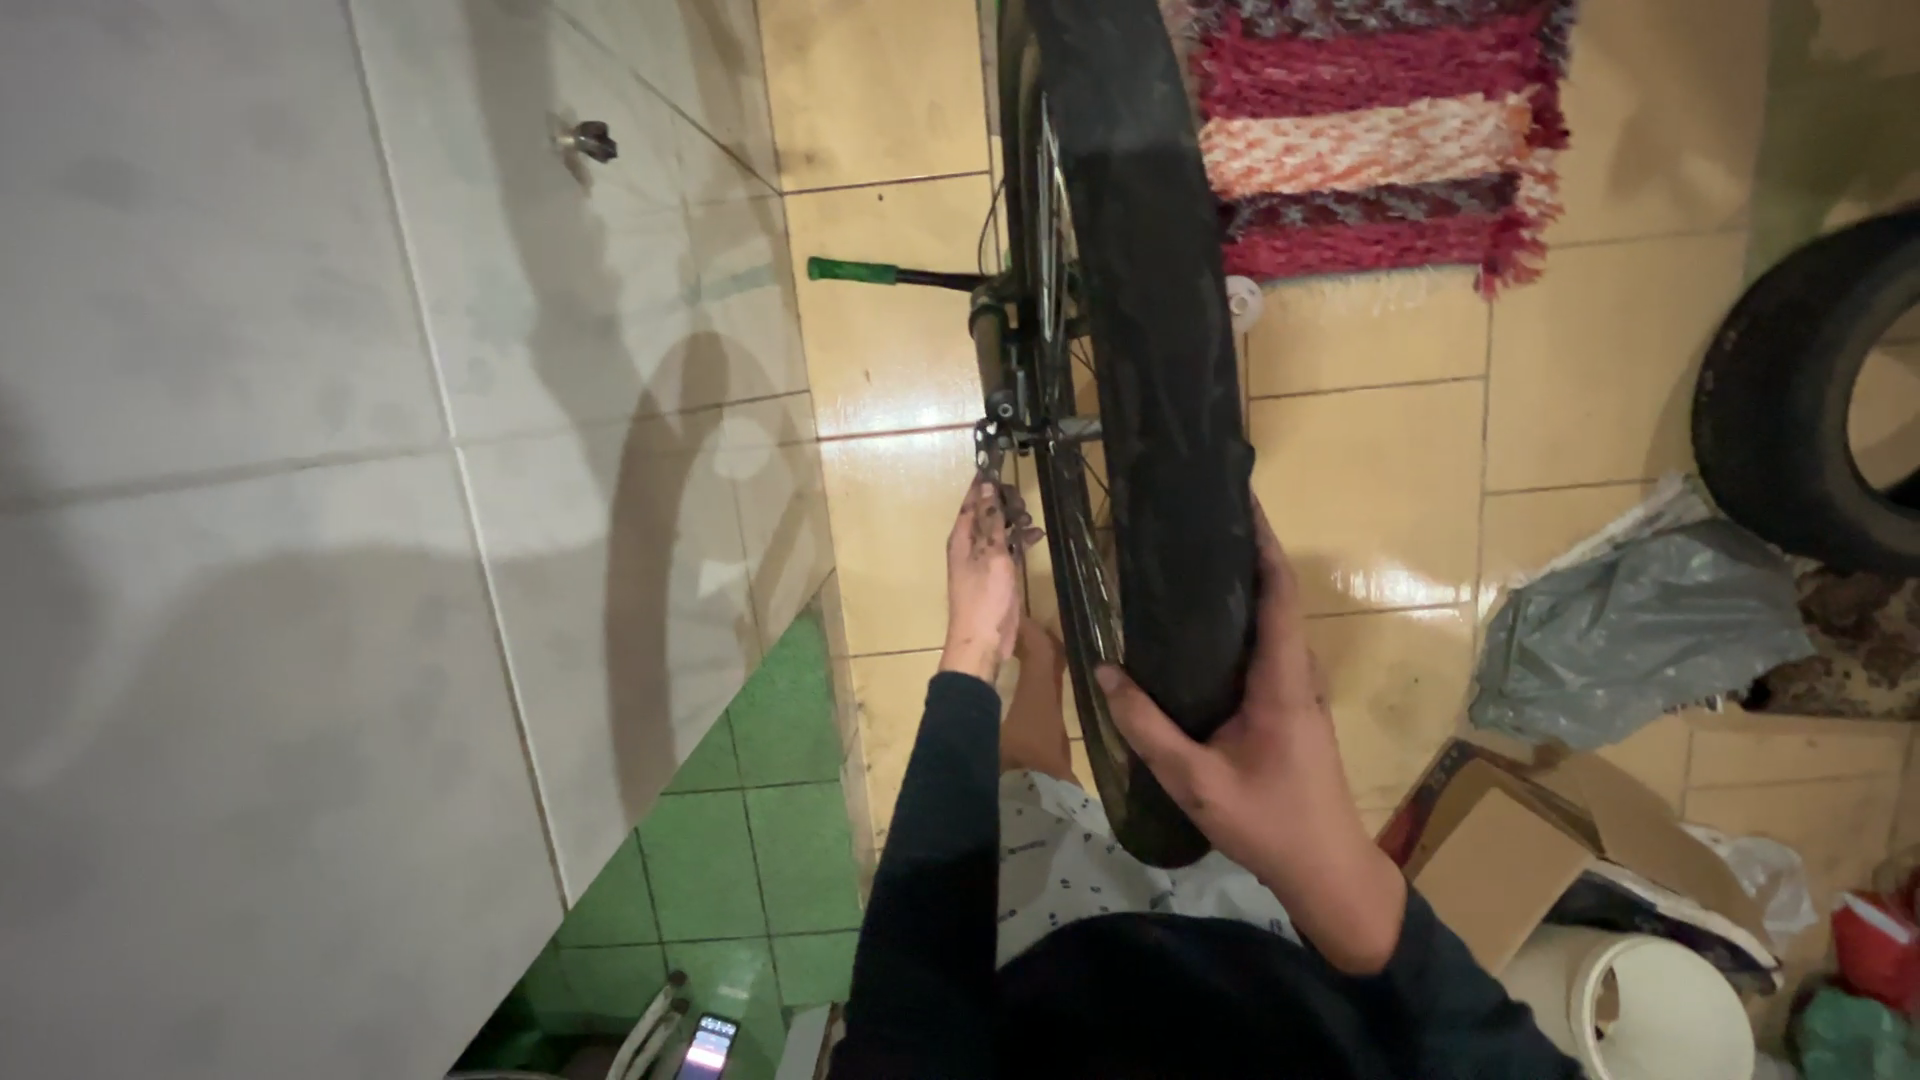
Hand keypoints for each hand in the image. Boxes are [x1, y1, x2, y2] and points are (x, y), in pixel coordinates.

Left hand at [940, 479, 1039, 681]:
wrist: (983, 639)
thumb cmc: (984, 595)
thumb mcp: (990, 553)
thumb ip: (990, 521)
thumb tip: (987, 487)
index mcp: (962, 537)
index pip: (972, 502)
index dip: (983, 484)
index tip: (997, 466)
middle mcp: (970, 545)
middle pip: (986, 514)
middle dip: (1003, 503)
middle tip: (1021, 498)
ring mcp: (985, 561)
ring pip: (999, 531)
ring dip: (1014, 522)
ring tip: (1029, 518)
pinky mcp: (998, 575)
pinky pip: (1009, 549)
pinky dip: (1021, 541)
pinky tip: (1036, 536)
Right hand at [1096, 498, 1405, 972]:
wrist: (1328, 872)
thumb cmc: (1268, 823)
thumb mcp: (1195, 780)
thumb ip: (1147, 727)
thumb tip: (1103, 673)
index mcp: (1281, 683)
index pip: (1279, 596)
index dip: (1264, 546)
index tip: (1242, 505)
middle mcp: (1295, 675)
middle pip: (1277, 599)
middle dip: (1248, 554)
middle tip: (1199, 526)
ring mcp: (1297, 692)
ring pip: (1274, 624)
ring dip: (1246, 587)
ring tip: (1195, 563)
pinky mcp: (1290, 707)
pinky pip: (1266, 650)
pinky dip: (1242, 622)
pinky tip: (1202, 631)